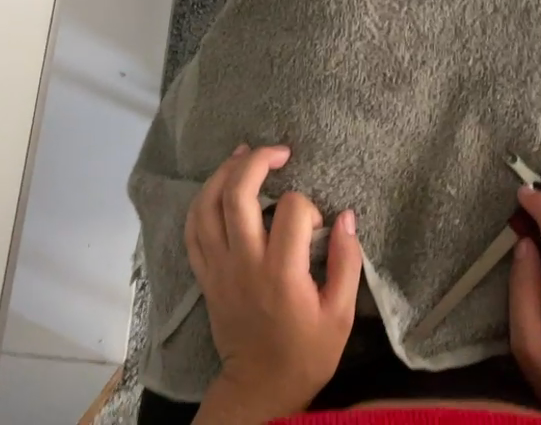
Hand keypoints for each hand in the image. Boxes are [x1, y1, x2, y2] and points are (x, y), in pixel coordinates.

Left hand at [187, 145, 361, 423]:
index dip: (308, 206)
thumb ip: (347, 263)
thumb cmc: (305, 353)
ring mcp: (218, 267)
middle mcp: (244, 263)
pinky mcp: (205, 275)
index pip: (290, 210)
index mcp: (281, 273)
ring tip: (244, 152)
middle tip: (279, 151)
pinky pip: (193, 229)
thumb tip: (347, 217)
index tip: (318, 224)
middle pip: (237, 194)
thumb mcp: (340, 316)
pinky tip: (218, 185)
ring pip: (207, 205)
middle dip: (257, 161)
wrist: (259, 389)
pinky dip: (202, 200)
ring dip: (224, 172)